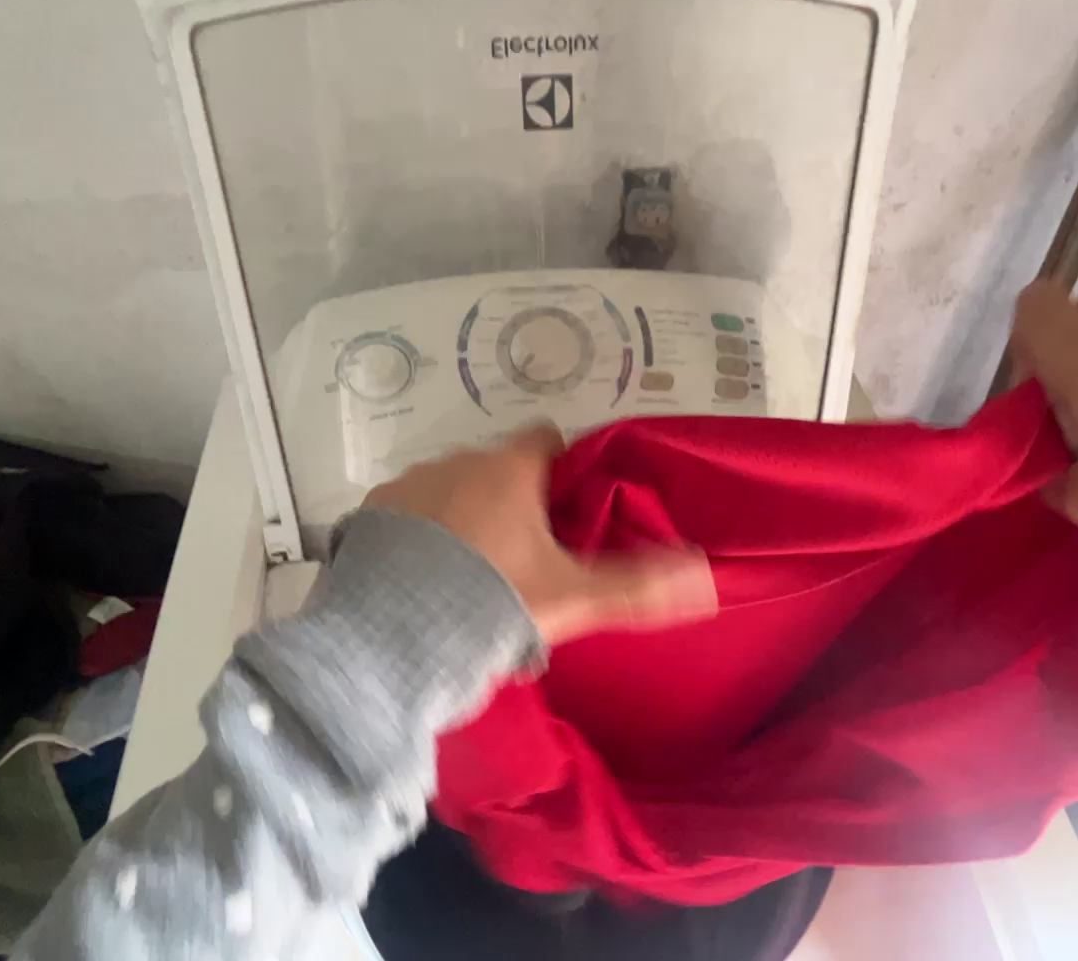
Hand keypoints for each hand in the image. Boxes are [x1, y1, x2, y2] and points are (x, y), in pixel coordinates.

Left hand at [364, 426, 718, 643]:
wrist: (392, 637)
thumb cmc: (491, 603)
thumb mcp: (570, 599)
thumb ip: (637, 587)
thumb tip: (707, 578)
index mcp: (509, 470)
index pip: (546, 439)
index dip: (562, 467)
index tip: (565, 509)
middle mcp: (456, 462)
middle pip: (498, 467)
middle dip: (512, 498)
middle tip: (520, 558)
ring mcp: (408, 484)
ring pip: (451, 488)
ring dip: (463, 515)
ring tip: (466, 575)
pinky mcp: (369, 512)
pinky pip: (408, 512)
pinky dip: (419, 532)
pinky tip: (420, 578)